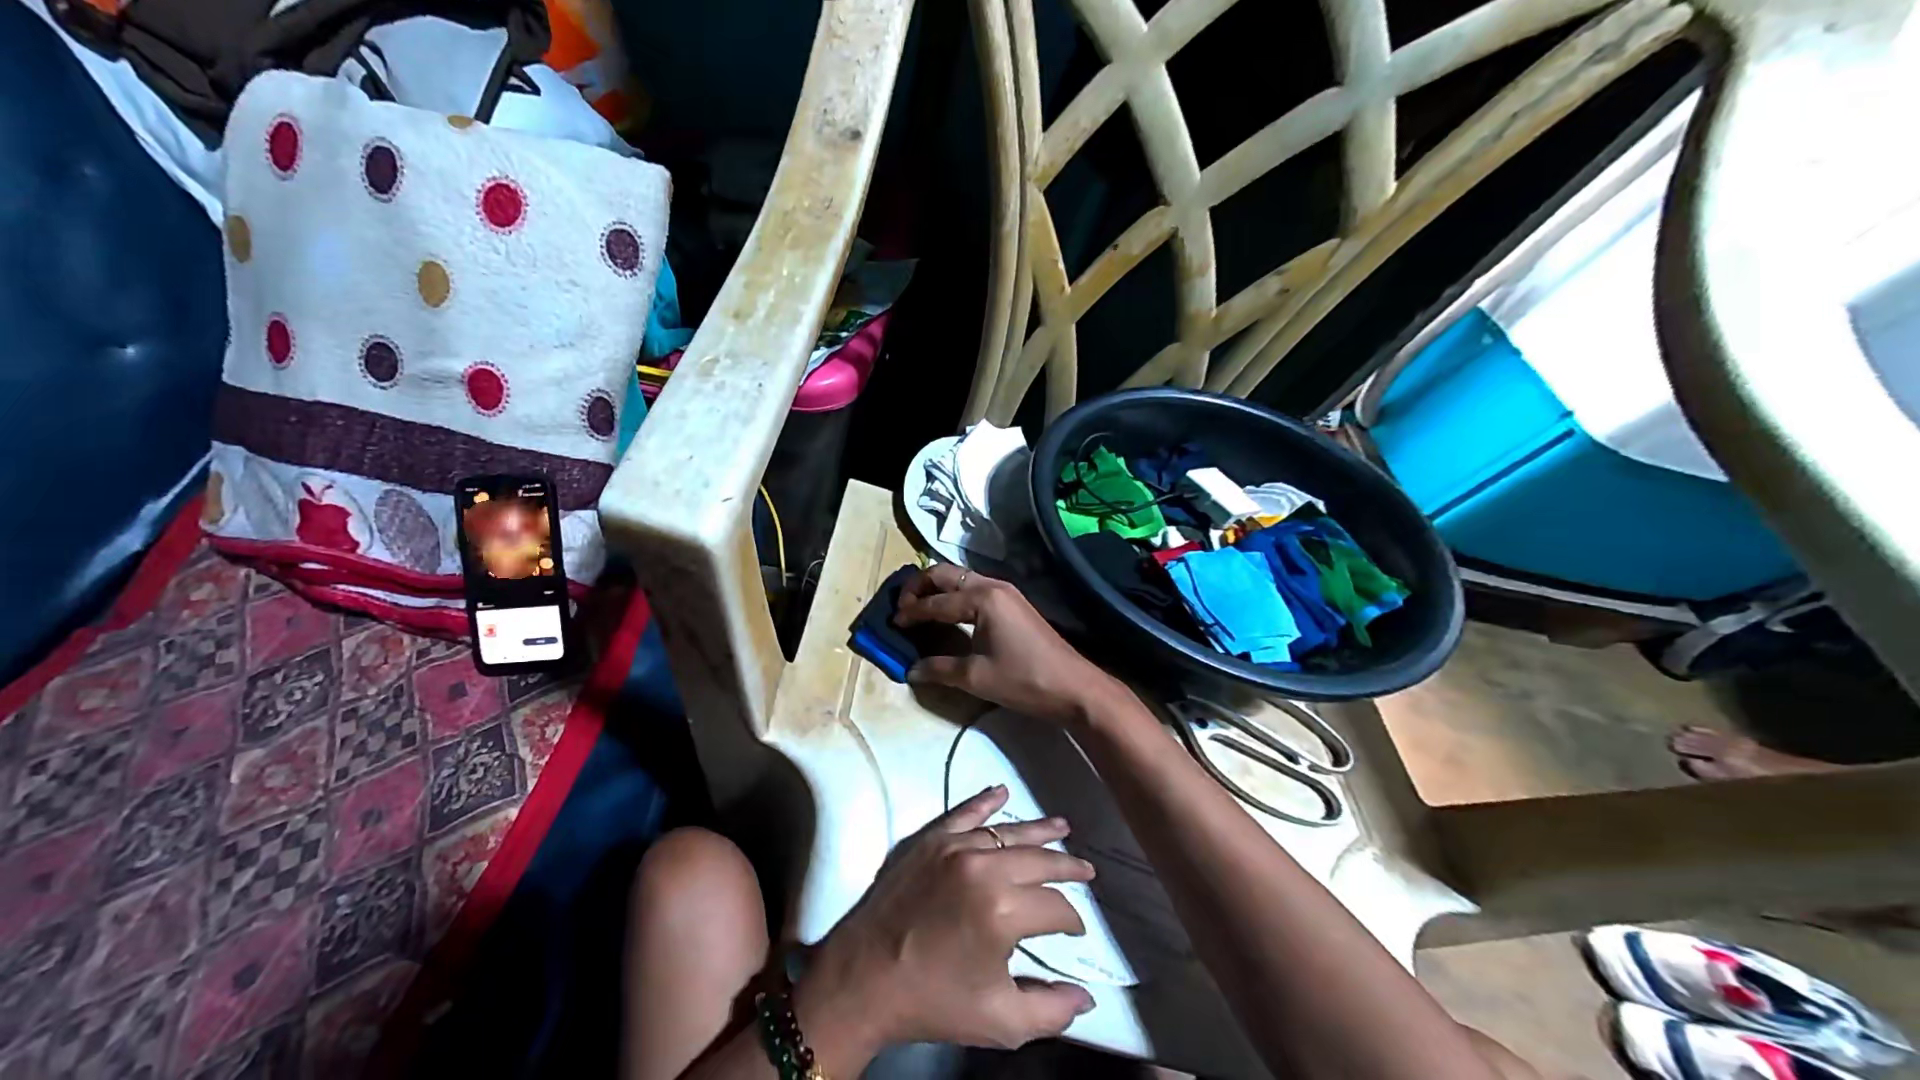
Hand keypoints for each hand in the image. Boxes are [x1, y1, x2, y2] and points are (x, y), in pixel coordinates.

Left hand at [793, 786, 1097, 1053]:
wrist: (863, 980)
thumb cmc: (932, 1002)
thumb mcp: (999, 1021)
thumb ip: (1050, 1009)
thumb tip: (1086, 998)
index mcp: (1003, 911)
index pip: (1056, 908)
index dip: (1072, 921)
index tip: (1075, 932)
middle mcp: (984, 869)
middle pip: (1039, 861)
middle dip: (1067, 867)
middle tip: (1087, 871)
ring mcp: (955, 848)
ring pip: (1008, 833)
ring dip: (1039, 832)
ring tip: (1063, 828)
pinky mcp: (931, 841)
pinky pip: (964, 813)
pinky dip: (984, 801)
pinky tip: (1002, 791)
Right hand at [896, 564, 1127, 725]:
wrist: (1074, 687)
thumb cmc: (1024, 680)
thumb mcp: (976, 677)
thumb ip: (940, 669)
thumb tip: (911, 669)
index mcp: (983, 598)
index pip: (936, 601)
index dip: (911, 612)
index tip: (892, 623)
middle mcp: (993, 586)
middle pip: (947, 574)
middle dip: (920, 586)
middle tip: (902, 606)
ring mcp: (1007, 593)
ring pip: (962, 579)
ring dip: (938, 589)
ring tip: (919, 608)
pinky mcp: (1014, 605)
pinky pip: (975, 589)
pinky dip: (955, 596)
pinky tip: (947, 614)